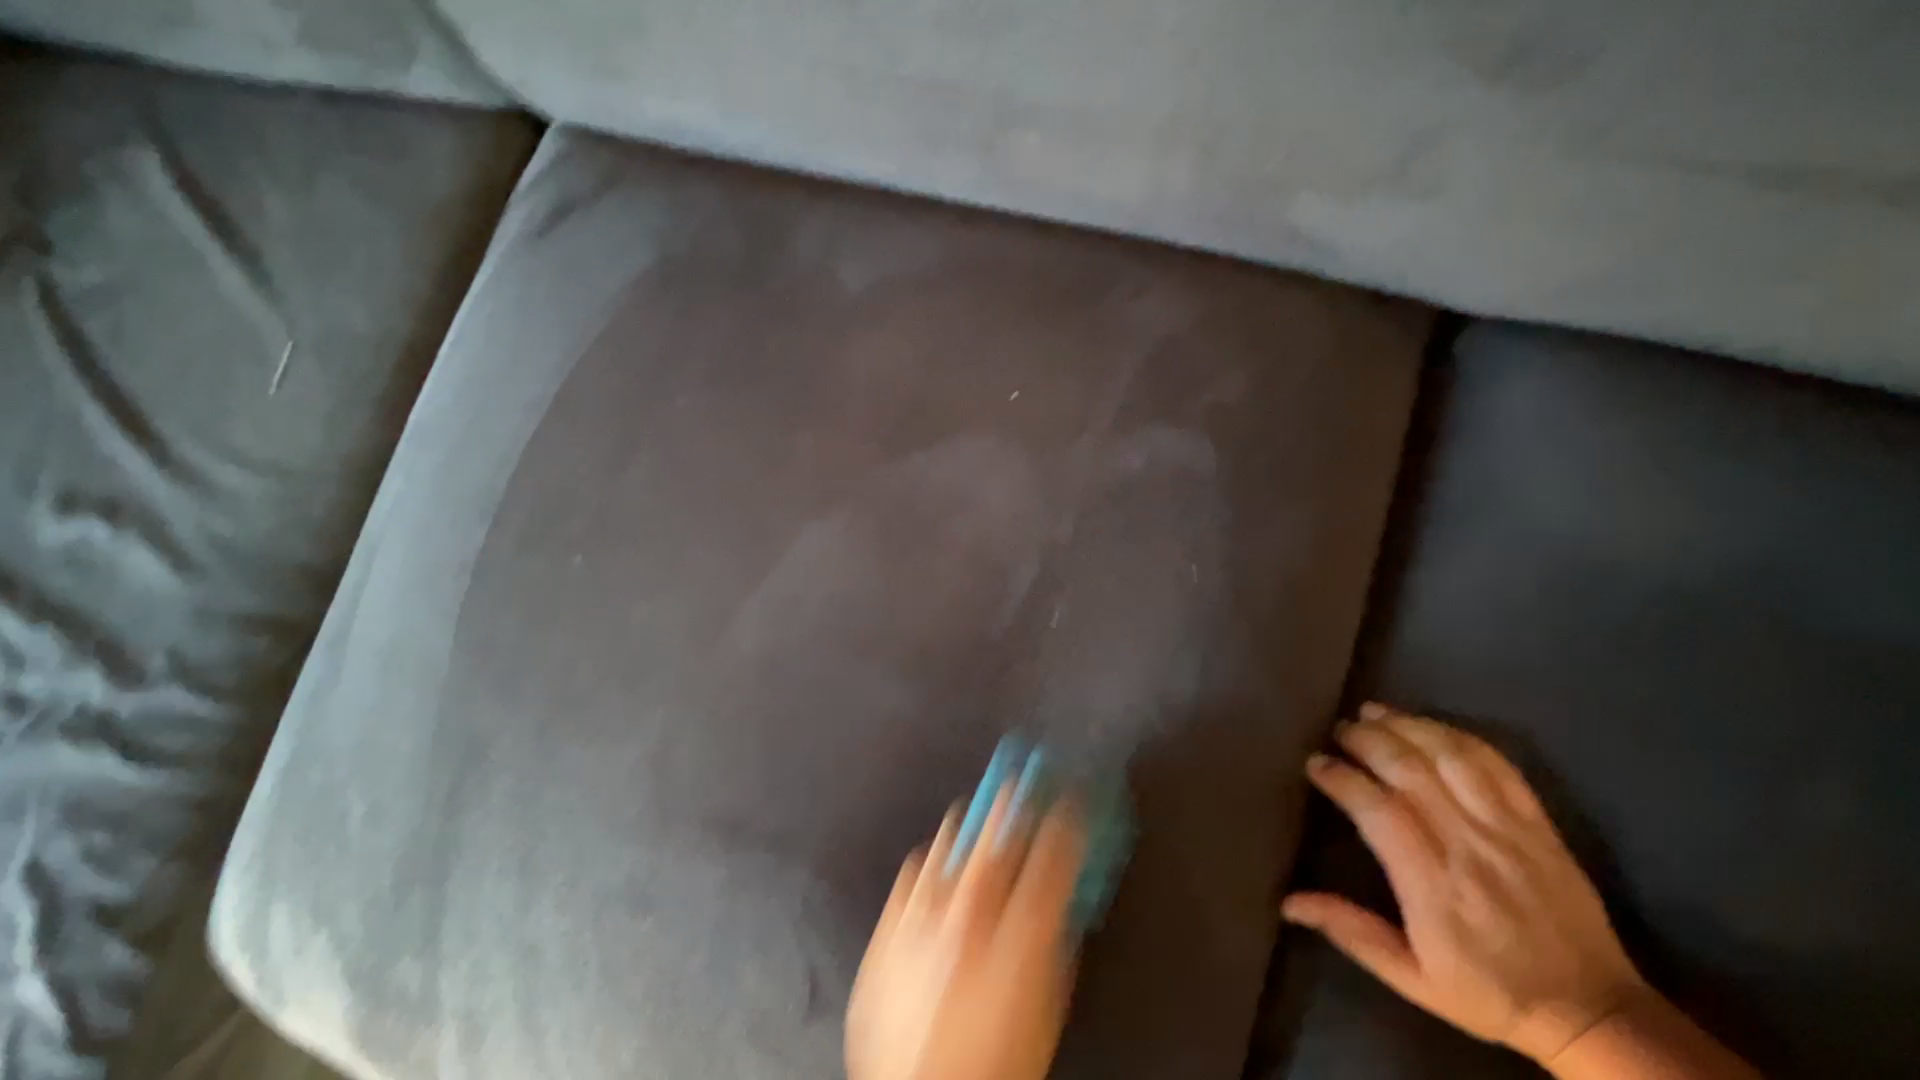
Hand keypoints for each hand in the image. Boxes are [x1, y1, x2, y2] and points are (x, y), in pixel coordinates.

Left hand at [847, 787, 1085, 1079]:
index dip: (1069, 815)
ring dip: (975, 823)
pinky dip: (933, 862)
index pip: (1055, 850)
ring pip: (950, 840)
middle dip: (1021, 799)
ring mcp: (921, 914)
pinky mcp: (887, 927)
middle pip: (1000, 831)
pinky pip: (912, 872)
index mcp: (1021, 931)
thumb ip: (1055, 940)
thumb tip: (1060, 899)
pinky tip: (941, 865)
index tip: (1074, 796)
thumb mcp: (1049, 1002)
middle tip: (1030, 781)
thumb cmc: (998, 1060)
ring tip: (985, 815)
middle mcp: (970, 911)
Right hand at [1282, 704, 1645, 1066]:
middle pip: (1410, 770)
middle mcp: (1467, 843)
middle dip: (1367, 740)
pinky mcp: (1538, 822)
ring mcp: (1508, 828)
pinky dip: (1460, 737)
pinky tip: (1432, 727)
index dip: (1341, 777)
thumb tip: (1288, 903)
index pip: (1377, 809)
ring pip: (1451, 756)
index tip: (1315, 763)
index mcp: (1431, 883)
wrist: (1589, 1010)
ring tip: (1374, 713)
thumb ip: (1352, 932)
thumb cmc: (1488, 993)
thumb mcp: (1411, 979)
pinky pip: (1498, 764)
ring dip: (1409, 726)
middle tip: (1338, 729)